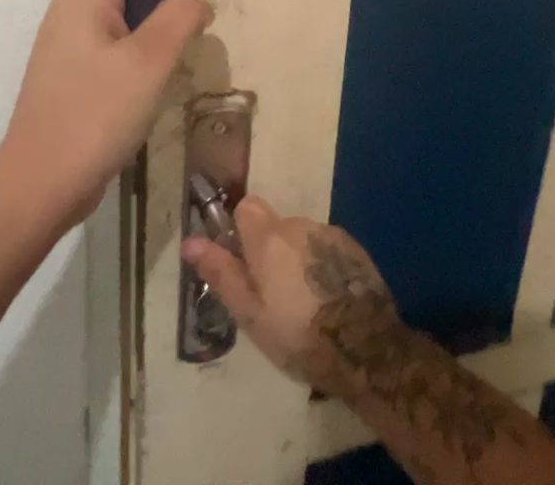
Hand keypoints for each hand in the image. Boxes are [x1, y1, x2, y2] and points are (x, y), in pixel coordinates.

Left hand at [0, 0, 210, 228]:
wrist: (42, 184)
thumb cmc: (97, 115)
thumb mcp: (149, 60)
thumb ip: (179, 17)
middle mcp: (69, 15)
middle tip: (196, 28)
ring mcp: (67, 49)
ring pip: (121, 18)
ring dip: (155, 28)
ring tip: (180, 56)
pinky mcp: (72, 79)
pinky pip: (112, 49)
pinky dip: (139, 54)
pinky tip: (154, 83)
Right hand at [183, 196, 403, 398]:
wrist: (365, 346)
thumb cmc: (297, 335)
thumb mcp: (250, 313)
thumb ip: (221, 272)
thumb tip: (190, 241)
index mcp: (270, 238)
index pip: (247, 207)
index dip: (240, 230)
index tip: (241, 261)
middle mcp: (301, 226)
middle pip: (275, 226)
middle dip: (270, 251)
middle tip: (271, 295)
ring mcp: (332, 235)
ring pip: (302, 239)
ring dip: (297, 259)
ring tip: (302, 301)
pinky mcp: (355, 249)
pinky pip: (326, 248)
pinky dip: (320, 264)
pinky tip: (326, 297)